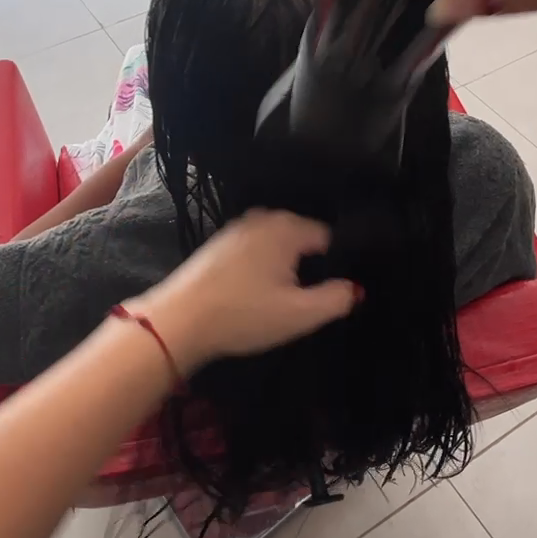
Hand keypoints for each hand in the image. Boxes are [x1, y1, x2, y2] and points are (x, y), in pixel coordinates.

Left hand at [127, 210, 358, 370]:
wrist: (180, 319)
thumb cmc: (244, 315)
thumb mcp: (299, 314)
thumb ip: (336, 299)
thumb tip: (356, 287)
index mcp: (287, 228)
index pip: (329, 236)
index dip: (336, 262)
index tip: (331, 289)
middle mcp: (263, 218)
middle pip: (302, 236)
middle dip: (310, 261)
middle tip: (308, 296)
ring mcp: (237, 229)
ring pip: (276, 243)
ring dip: (284, 264)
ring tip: (284, 295)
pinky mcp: (219, 244)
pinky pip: (255, 248)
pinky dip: (262, 264)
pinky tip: (256, 291)